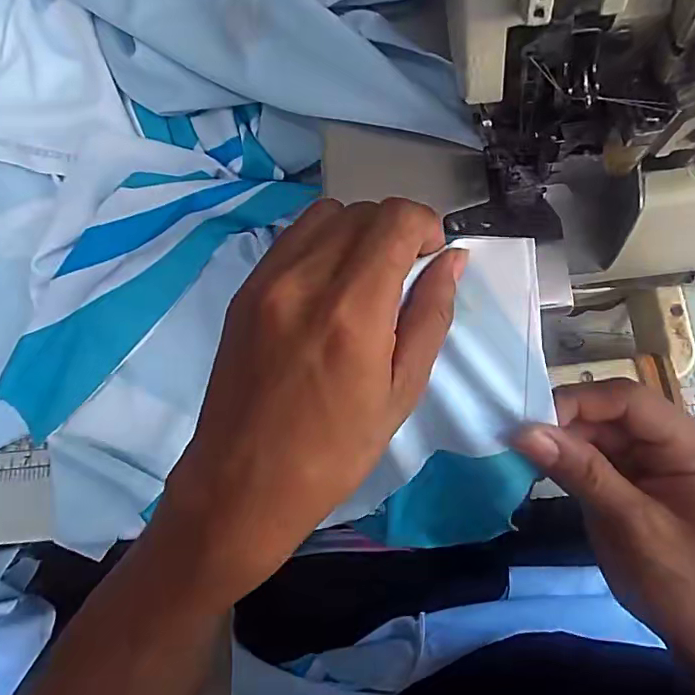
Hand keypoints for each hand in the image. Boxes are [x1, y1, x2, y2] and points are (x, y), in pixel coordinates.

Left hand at [154, 197, 465, 603]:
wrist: (243, 483)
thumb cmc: (335, 450)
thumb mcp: (403, 390)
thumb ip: (431, 314)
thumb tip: (452, 261)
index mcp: (352, 311)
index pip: (396, 220)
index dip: (427, 226)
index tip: (434, 256)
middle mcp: (305, 280)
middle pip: (364, 210)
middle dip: (399, 228)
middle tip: (408, 271)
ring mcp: (267, 281)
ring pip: (327, 214)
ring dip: (361, 231)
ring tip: (369, 275)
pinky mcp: (245, 290)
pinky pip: (294, 238)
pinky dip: (325, 243)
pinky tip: (332, 285)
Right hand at [513, 379, 694, 676]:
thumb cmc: (683, 588)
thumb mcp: (630, 528)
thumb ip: (581, 472)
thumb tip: (525, 432)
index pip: (631, 402)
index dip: (579, 403)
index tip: (530, 423)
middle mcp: (684, 442)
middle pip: (618, 414)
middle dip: (569, 424)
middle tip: (520, 441)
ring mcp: (666, 461)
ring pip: (607, 433)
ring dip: (569, 443)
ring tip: (527, 455)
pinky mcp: (648, 480)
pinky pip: (608, 457)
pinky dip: (577, 462)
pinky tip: (549, 469)